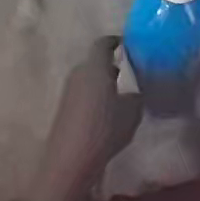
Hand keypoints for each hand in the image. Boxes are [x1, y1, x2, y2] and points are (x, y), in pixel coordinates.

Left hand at [28, 36, 141, 200]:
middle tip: (127, 70)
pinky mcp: (65, 109)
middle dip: (109, 64)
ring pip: (88, 78)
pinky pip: (83, 93)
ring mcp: (68, 91)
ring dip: (101, 81)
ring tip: (119, 91)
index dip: (115, 42)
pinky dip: (95, 95)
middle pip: (93, 61)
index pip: (103, 44)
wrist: (71, 159)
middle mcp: (78, 74)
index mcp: (95, 68)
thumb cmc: (105, 129)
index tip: (126, 44)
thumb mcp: (132, 112)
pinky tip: (107, 110)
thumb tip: (133, 92)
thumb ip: (135, 96)